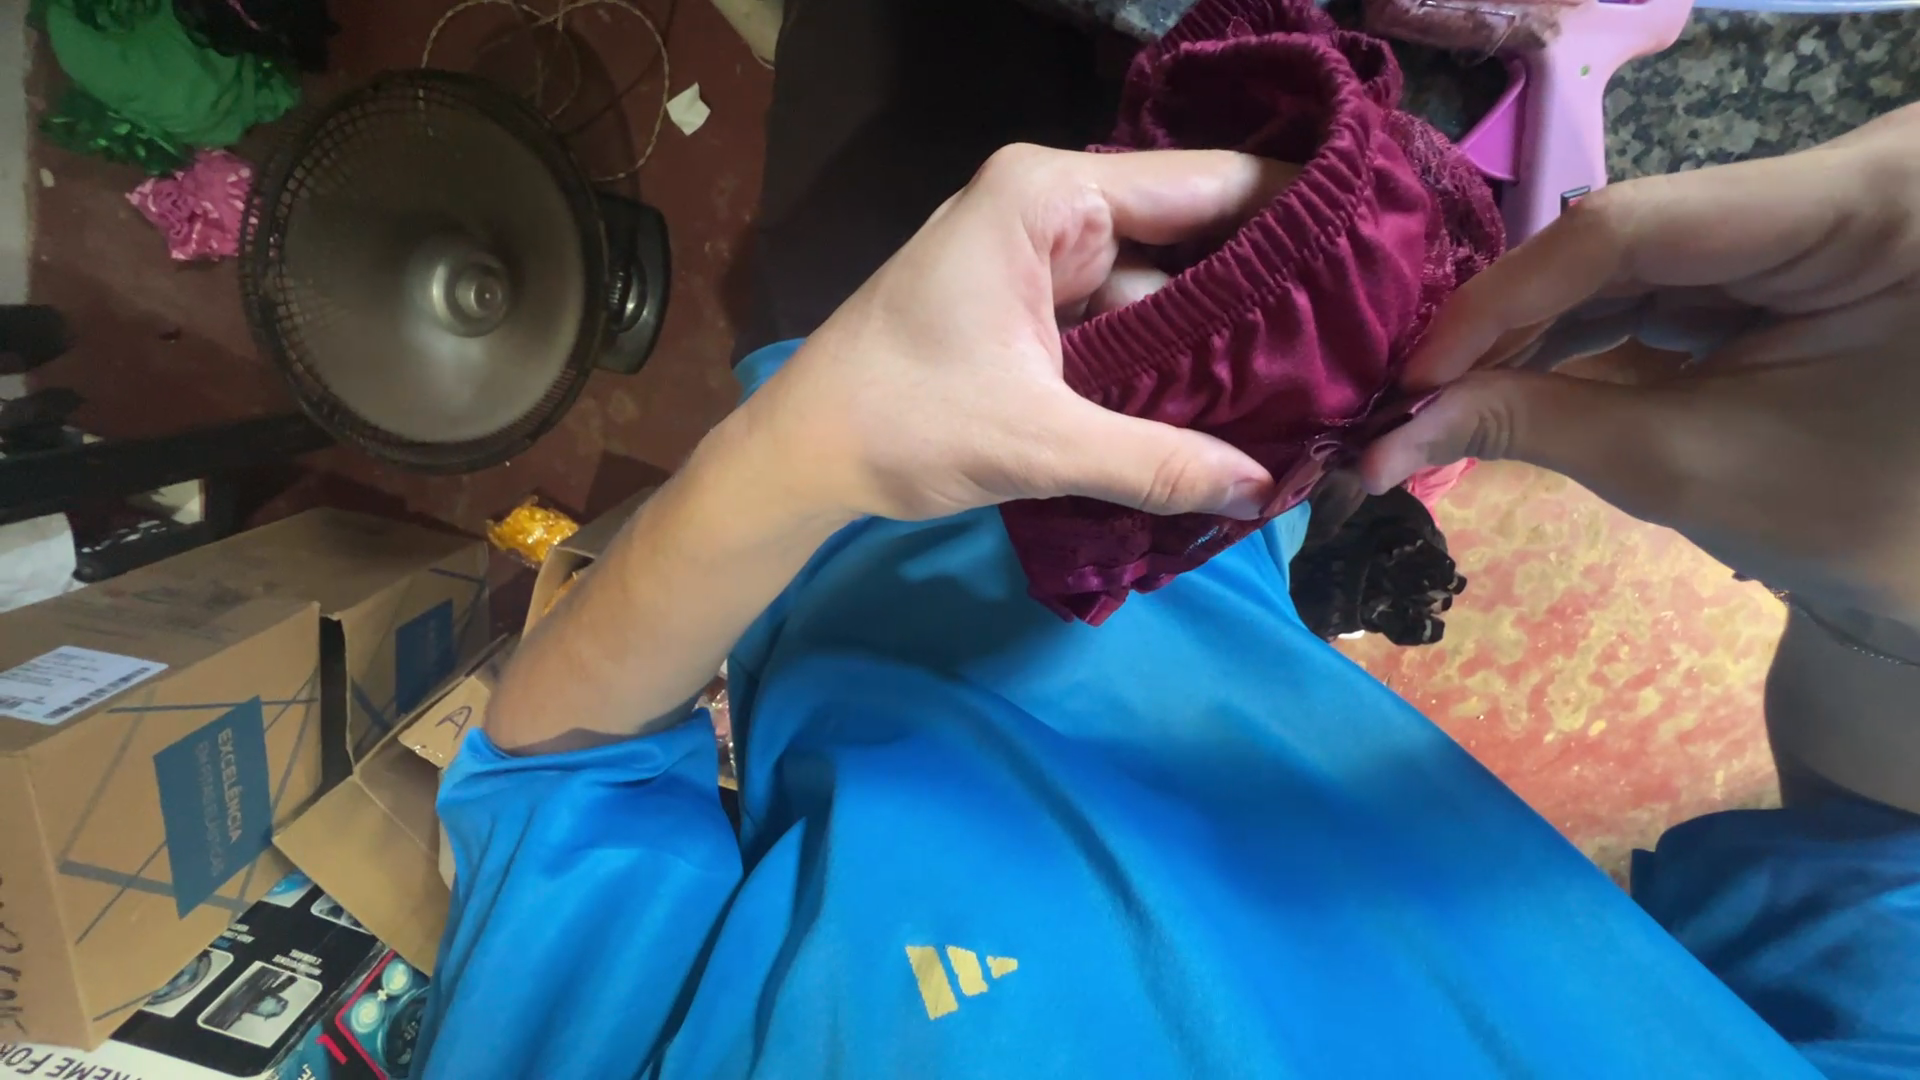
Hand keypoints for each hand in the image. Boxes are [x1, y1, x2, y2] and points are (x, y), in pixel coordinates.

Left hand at [728, 145, 1295, 522]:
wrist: (804, 455)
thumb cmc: (903, 423)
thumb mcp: (1036, 441)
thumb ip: (1152, 462)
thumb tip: (1260, 492)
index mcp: (1049, 198)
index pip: (1206, 186)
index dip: (1295, 224)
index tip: (1373, 271)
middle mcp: (1047, 214)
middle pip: (1183, 245)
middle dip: (1254, 304)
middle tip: (1345, 356)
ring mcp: (1033, 266)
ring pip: (1148, 298)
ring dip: (1202, 350)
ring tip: (1293, 397)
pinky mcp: (1021, 316)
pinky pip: (1109, 333)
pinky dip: (1150, 372)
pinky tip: (1205, 413)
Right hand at [1360, 104, 1919, 626]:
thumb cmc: (1844, 514)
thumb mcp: (1675, 465)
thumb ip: (1524, 427)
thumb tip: (1379, 444)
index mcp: (1871, 205)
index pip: (1628, 227)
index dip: (1497, 303)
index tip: (1415, 382)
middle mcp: (1836, 176)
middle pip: (1609, 240)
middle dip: (1496, 328)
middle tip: (1411, 399)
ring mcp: (1798, 208)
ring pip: (1605, 262)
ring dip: (1515, 336)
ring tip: (1442, 398)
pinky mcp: (1764, 247)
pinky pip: (1629, 283)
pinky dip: (1556, 337)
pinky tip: (1499, 378)